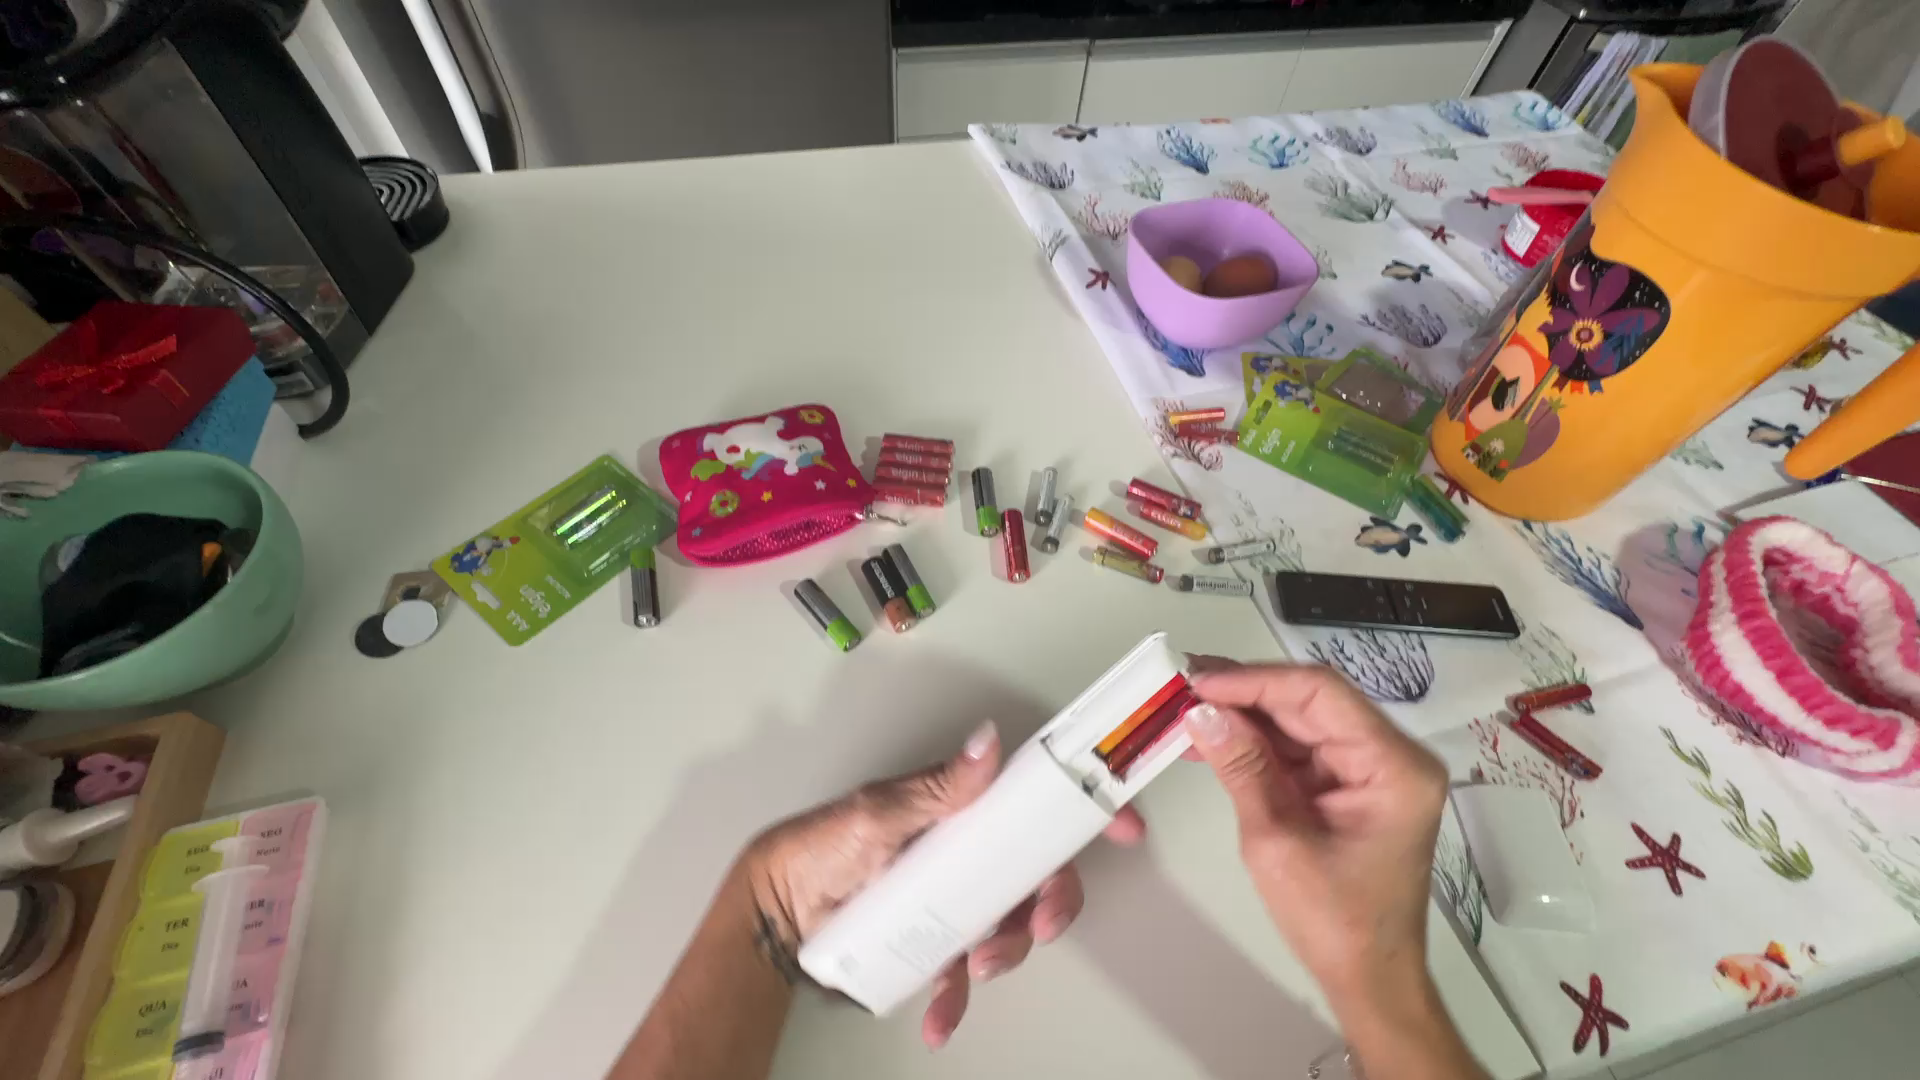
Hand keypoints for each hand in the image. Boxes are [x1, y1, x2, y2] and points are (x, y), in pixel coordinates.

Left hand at [740, 721, 1145, 1048]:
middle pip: (1038, 871)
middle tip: (1039, 923)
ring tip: (972, 966)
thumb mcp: (879, 813)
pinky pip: (964, 970)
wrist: (780, 909)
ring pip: (1011, 923)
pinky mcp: (936, 937)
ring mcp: (956, 896)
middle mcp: (968, 849)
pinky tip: (940, 1014)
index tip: (1122, 824)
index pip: (1034, 801)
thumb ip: (935, 787)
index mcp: (962, 808)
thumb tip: (987, 742)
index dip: (1085, 809)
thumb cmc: (825, 844)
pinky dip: (958, 996)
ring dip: (1007, 951)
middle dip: (1053, 901)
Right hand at [1183, 664, 1447, 998]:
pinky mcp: (1342, 782)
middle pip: (1307, 700)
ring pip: (1294, 718)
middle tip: (1183, 684)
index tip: (1199, 682)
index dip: (1254, 681)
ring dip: (1240, 714)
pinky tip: (1208, 738)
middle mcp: (1386, 755)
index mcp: (1391, 765)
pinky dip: (1250, 741)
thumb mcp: (1277, 840)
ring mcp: (1365, 768)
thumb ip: (1241, 767)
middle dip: (1242, 692)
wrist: (1367, 978)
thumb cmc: (1334, 921)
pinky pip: (1293, 746)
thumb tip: (1200, 712)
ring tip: (1185, 708)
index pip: (1318, 693)